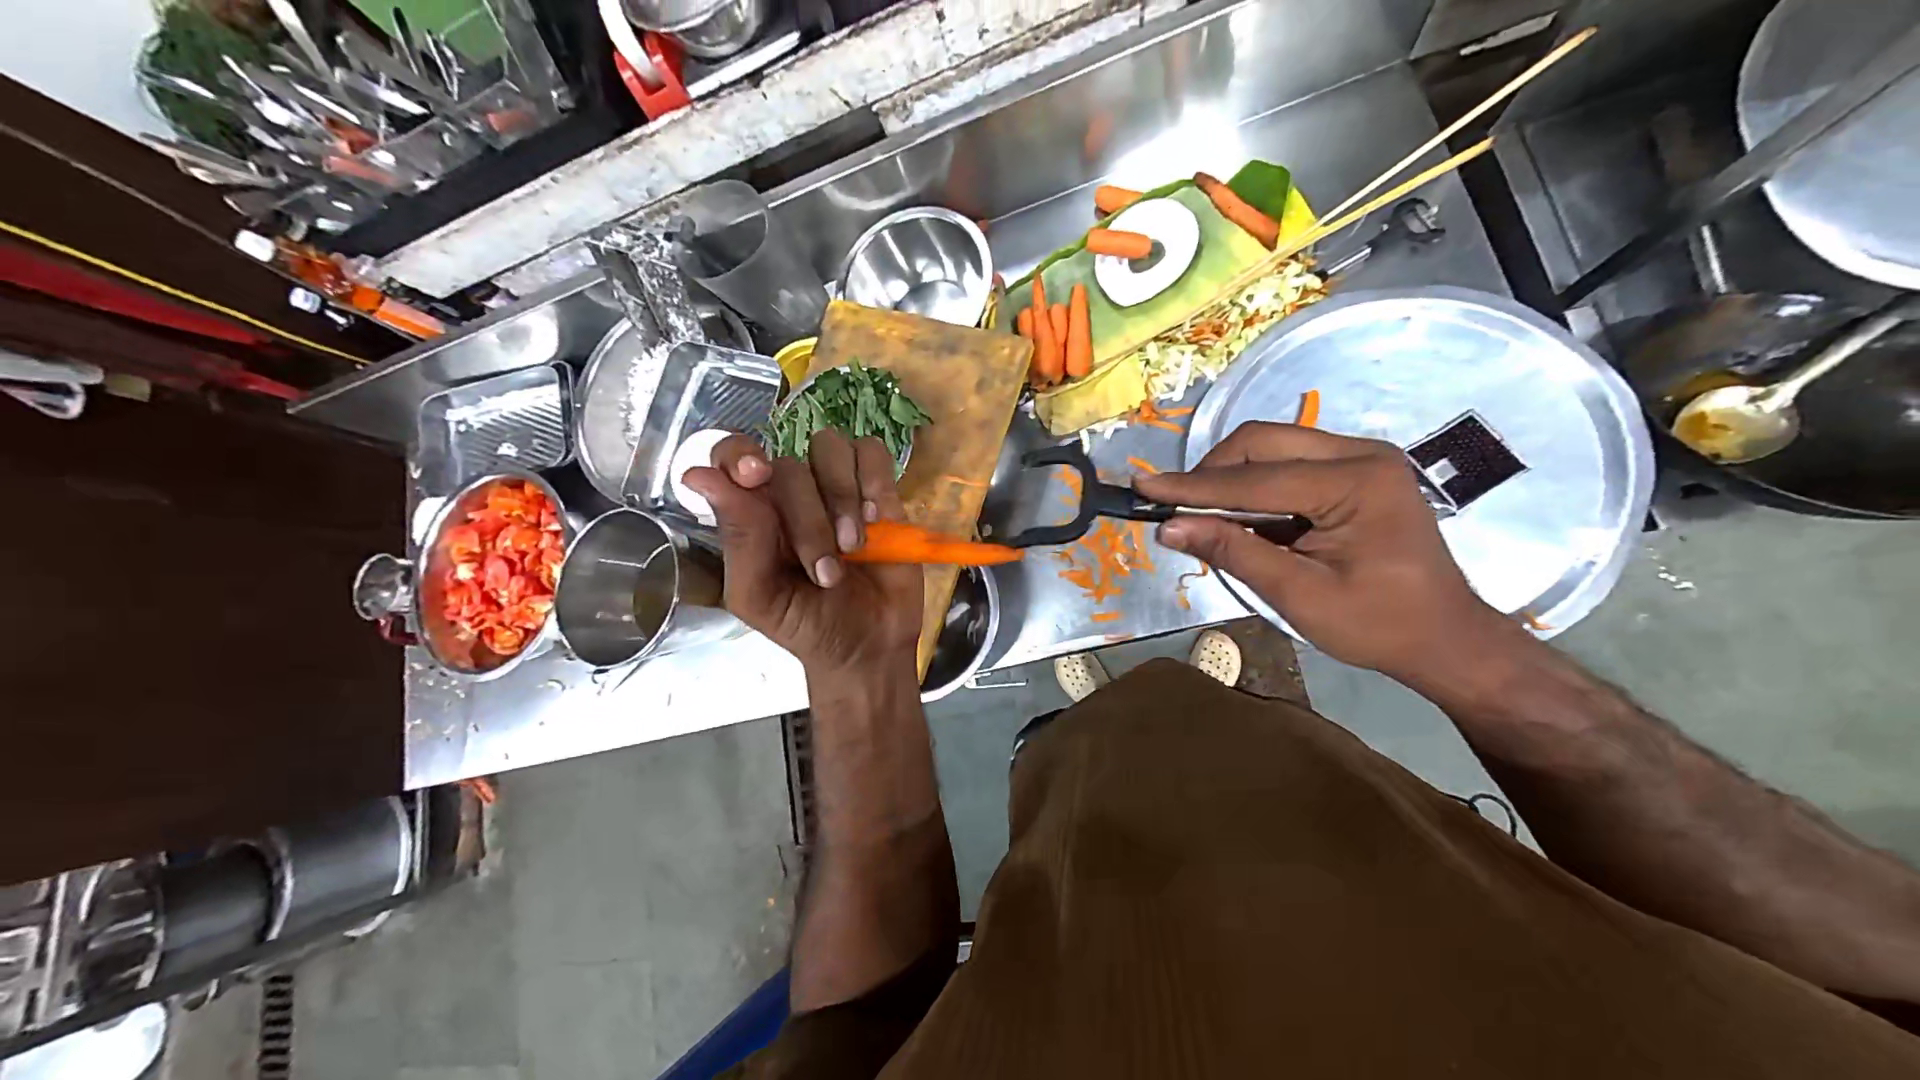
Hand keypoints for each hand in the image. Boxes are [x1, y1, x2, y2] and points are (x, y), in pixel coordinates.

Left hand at [681, 431, 922, 678]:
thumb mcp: (760, 597)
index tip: (756, 475)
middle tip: (827, 572)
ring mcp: (836, 488)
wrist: (868, 646)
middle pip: (790, 466)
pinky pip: (872, 453)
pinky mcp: (878, 490)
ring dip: (842, 497)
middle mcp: (790, 494)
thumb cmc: (808, 626)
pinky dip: (874, 481)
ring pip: (830, 448)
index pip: (732, 456)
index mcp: (753, 514)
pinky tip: (876, 519)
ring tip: (854, 547)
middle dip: (809, 522)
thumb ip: (739, 538)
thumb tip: (698, 476)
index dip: (739, 455)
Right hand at [1135, 422, 1516, 686]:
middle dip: (1211, 473)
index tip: (1143, 486)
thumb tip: (1169, 528)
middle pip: (1261, 442)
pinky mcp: (1358, 471)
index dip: (1192, 487)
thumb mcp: (1299, 595)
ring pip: (1273, 446)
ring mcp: (1363, 458)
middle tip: (1176, 507)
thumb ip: (1233, 552)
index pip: (1253, 478)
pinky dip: (1255, 485)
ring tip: (1201, 513)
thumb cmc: (1379, 625)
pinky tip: (1240, 515)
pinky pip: (1290, 463)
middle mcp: (1361, 454)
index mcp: (1355, 482)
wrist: (1446, 638)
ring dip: (1231, 477)